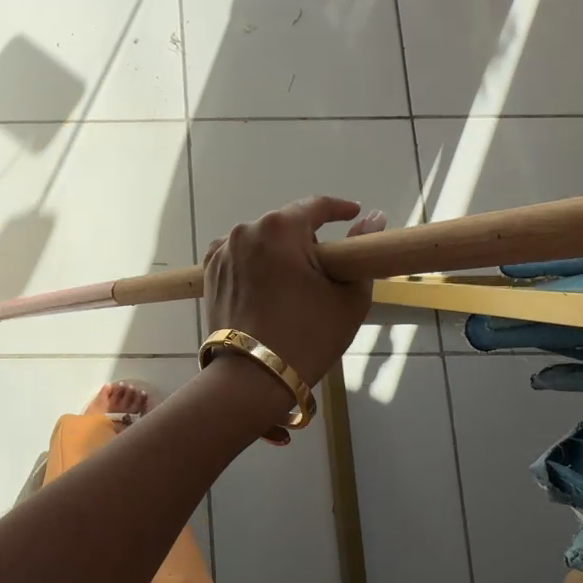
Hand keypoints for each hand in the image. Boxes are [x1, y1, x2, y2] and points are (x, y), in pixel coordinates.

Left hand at [203, 197, 383, 396]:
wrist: (253, 376)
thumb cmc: (308, 336)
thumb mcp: (348, 297)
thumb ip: (360, 251)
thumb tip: (373, 217)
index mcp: (278, 228)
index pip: (314, 206)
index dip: (338, 208)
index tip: (354, 214)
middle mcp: (245, 230)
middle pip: (285, 225)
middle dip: (306, 240)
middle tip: (325, 269)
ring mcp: (222, 250)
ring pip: (260, 241)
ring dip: (278, 253)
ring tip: (294, 285)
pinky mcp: (209, 271)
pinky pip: (239, 256)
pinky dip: (255, 264)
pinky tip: (267, 286)